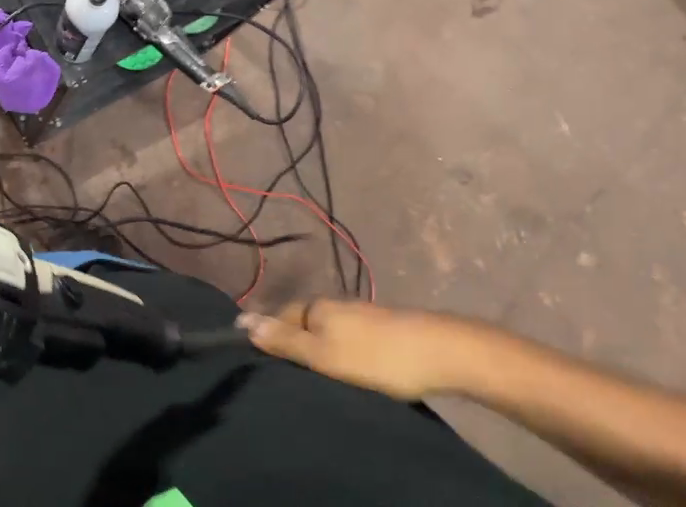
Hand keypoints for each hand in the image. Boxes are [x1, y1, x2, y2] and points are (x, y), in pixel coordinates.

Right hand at [237, 299, 477, 401]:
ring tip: (313, 380)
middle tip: (283, 377)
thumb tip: (243, 320)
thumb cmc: (375, 357)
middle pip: (302, 324)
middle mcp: (335, 304)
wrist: (442, 353)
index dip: (267, 336)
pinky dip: (339, 354)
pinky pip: (347, 340)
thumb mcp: (323, 355)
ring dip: (317, 350)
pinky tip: (345, 373)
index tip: (257, 362)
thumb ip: (285, 340)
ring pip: (327, 332)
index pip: (278, 317)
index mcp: (315, 306)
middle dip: (292, 344)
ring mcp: (360, 316)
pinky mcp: (382, 330)